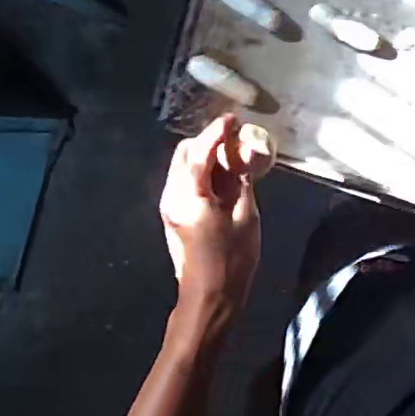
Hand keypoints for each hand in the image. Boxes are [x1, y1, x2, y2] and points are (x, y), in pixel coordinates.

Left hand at [159, 115, 261, 306]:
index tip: (234, 118)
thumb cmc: (232, 259)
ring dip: (205, 156)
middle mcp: (172, 195)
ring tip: (233, 159)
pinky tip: (223, 179)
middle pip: (185, 153)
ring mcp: (169, 206)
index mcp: (189, 195)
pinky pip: (185, 181)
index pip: (200, 151)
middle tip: (237, 140)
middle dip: (209, 141)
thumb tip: (244, 157)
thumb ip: (242, 181)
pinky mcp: (173, 215)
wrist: (209, 297)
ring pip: (183, 166)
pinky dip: (202, 172)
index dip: (217, 131)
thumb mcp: (246, 217)